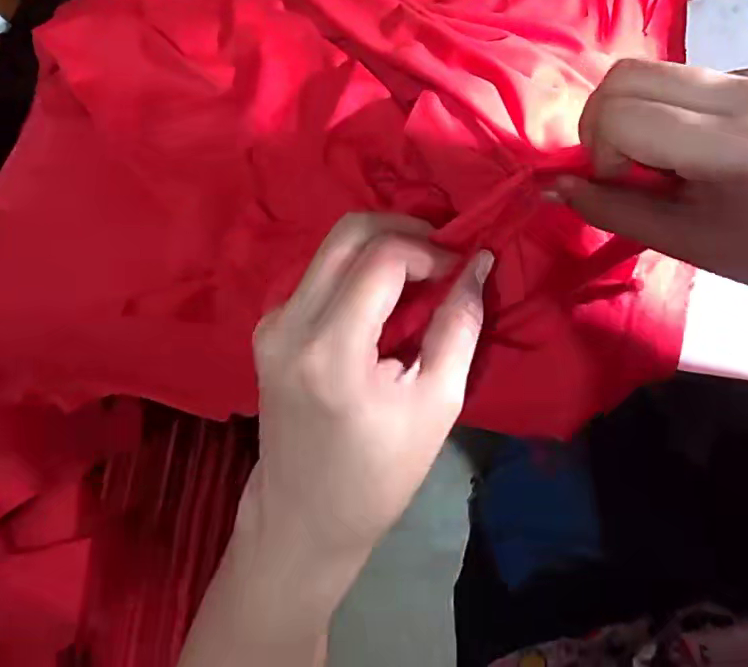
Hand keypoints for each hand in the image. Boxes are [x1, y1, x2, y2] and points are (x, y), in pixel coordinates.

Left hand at [243, 214, 489, 568]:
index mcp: (331, 351)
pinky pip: (320, 271)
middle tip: (442, 253)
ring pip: (333, 246)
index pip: (381, 258)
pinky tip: (387, 298)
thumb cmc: (378, 474)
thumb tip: (478, 264)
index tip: (459, 268)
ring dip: (382, 246)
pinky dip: (360, 268)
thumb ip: (460, 325)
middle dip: (403, 229)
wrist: (301, 518)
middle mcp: (290, 323)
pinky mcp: (269, 324)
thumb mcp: (436, 405)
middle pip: (349, 231)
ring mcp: (272, 321)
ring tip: (421, 275)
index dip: (428, 249)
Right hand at [557, 60, 747, 325]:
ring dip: (635, 114)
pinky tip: (699, 149)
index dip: (601, 153)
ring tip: (665, 163)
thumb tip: (549, 185)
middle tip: (626, 170)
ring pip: (652, 71)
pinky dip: (668, 110)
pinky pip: (686, 78)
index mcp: (742, 142)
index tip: (623, 188)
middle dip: (605, 124)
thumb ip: (612, 209)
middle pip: (627, 75)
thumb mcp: (689, 244)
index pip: (623, 113)